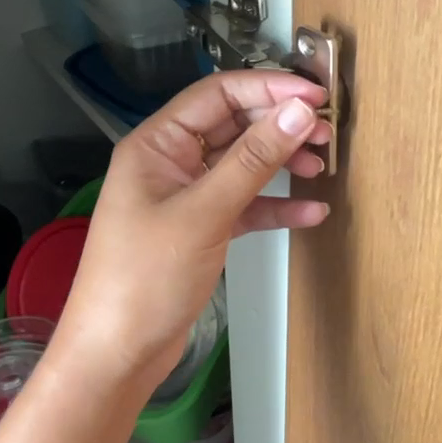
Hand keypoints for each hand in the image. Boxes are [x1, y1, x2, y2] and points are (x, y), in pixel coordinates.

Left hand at [49, 71, 332, 392]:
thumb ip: (253, 160)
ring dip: (281, 161)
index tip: (315, 94)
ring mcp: (185, 197)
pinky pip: (243, 205)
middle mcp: (169, 162)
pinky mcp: (200, 230)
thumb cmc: (145, 278)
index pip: (217, 95)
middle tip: (325, 131)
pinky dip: (274, 205)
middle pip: (232, 125)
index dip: (267, 88)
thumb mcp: (204, 213)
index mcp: (156, 144)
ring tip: (321, 165)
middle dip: (278, 124)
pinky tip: (310, 211)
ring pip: (240, 164)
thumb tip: (298, 111)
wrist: (116, 355)